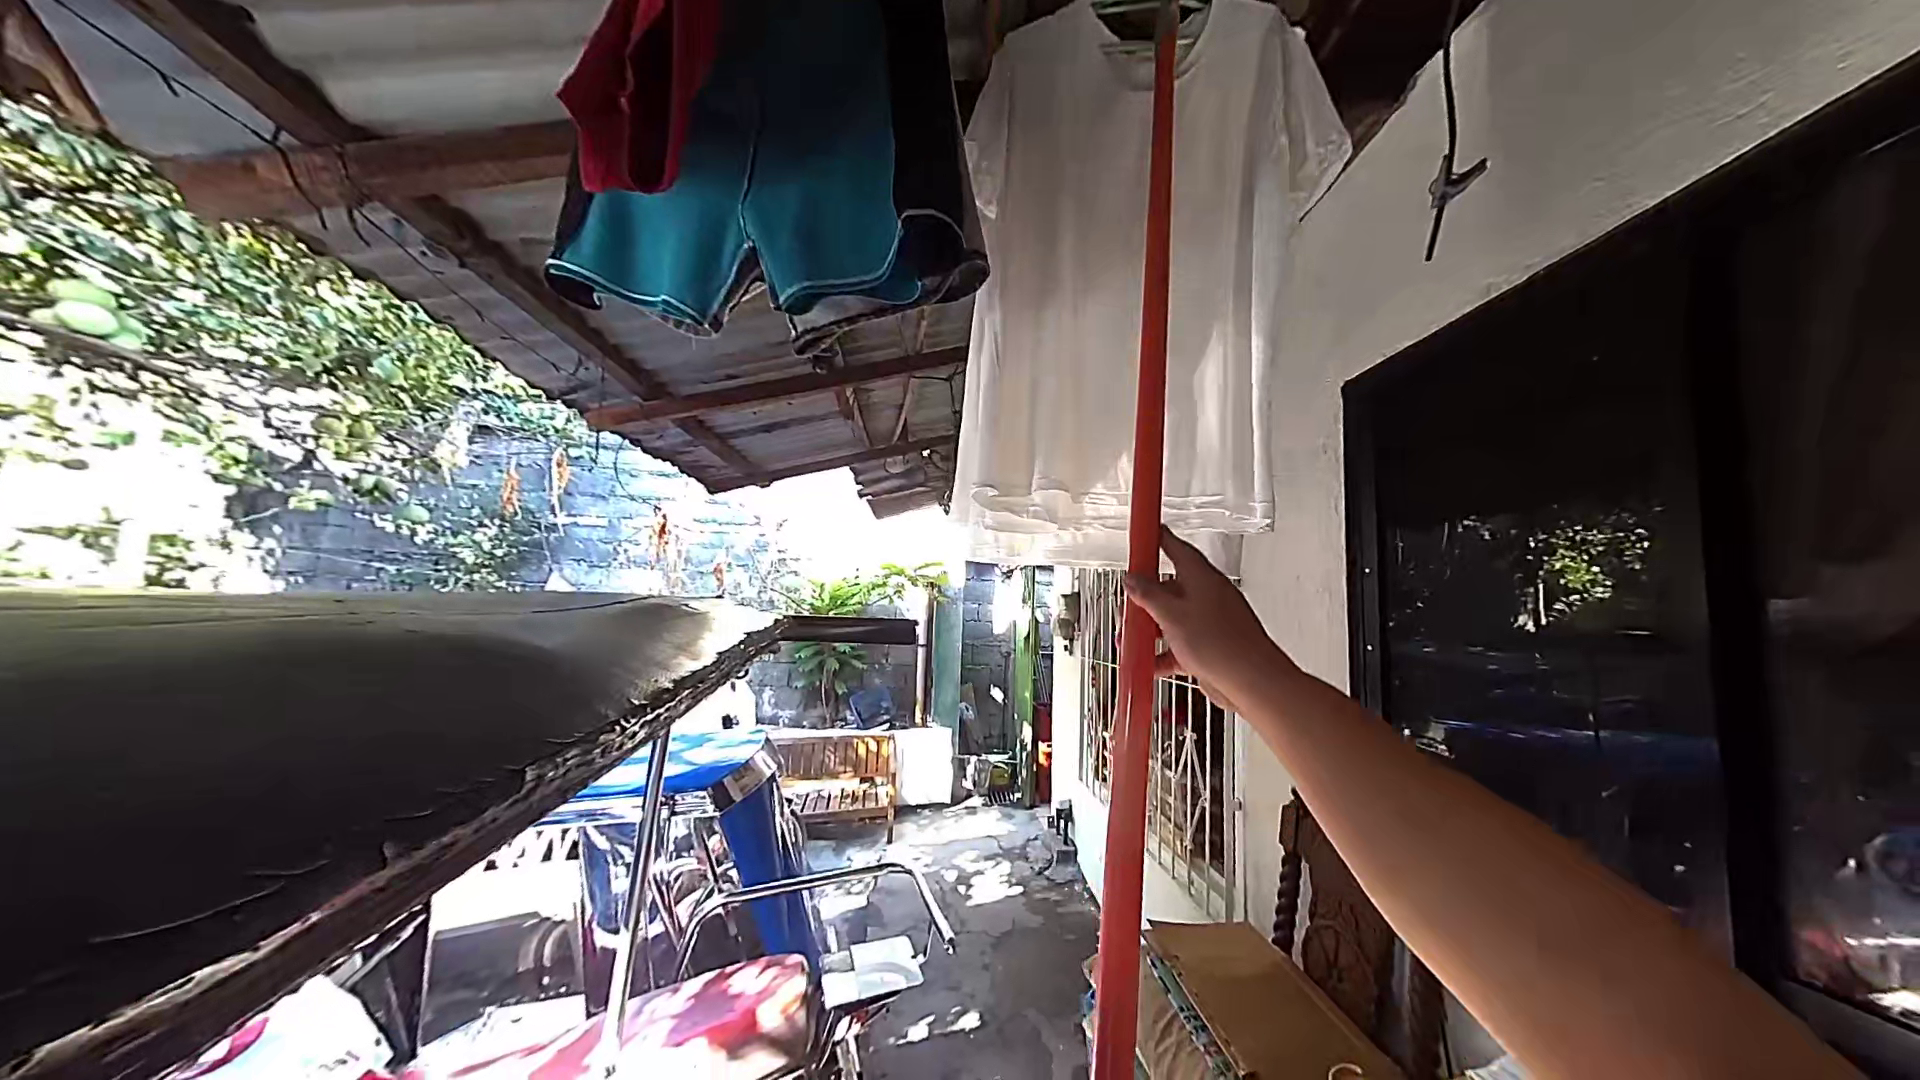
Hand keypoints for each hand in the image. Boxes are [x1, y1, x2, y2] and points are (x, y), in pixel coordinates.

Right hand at [1123, 527, 1294, 712]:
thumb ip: (1148, 595)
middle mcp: (1207, 595)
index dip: (1158, 539)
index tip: (1146, 532)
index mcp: (1201, 578)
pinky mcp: (1210, 644)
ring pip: (1171, 617)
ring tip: (1133, 641)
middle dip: (1143, 600)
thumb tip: (1132, 580)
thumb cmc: (1223, 644)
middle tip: (1127, 607)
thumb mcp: (1171, 615)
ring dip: (1149, 629)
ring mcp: (1209, 621)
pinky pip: (1179, 642)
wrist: (1251, 681)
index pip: (1176, 548)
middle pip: (1168, 587)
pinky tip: (1150, 662)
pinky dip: (1163, 651)